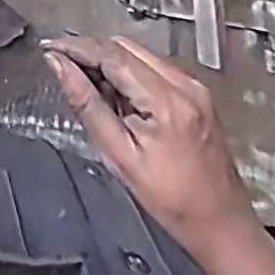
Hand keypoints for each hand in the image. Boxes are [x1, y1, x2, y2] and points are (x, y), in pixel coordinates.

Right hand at [42, 36, 254, 248]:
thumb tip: (57, 64)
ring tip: (93, 92)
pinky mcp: (195, 93)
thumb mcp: (119, 154)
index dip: (75, 47)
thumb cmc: (173, 201)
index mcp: (168, 102)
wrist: (224, 227)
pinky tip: (118, 98)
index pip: (111, 54)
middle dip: (90, 53)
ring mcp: (194, 87)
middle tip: (66, 71)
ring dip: (108, 62)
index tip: (50, 48)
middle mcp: (185, 86)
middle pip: (123, 47)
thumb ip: (86, 103)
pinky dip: (127, 72)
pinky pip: (150, 66)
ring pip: (136, 53)